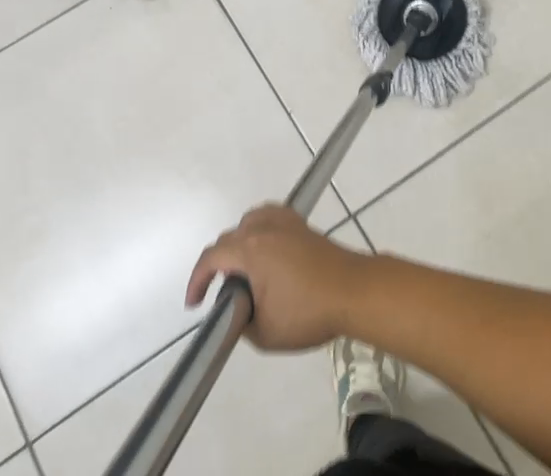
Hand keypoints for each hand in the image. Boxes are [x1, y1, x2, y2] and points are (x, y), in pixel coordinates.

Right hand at [186, 204, 373, 350]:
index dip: (197, 280)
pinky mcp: (302, 226)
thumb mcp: (266, 333)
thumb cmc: (309, 312)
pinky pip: (270, 217)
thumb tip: (239, 313)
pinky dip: (260, 229)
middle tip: (222, 294)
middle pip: (228, 239)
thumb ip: (242, 323)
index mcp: (250, 251)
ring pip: (248, 223)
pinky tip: (266, 248)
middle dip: (217, 266)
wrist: (356, 292)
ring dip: (238, 244)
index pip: (211, 258)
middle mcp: (263, 229)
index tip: (195, 302)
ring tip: (242, 270)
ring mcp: (285, 224)